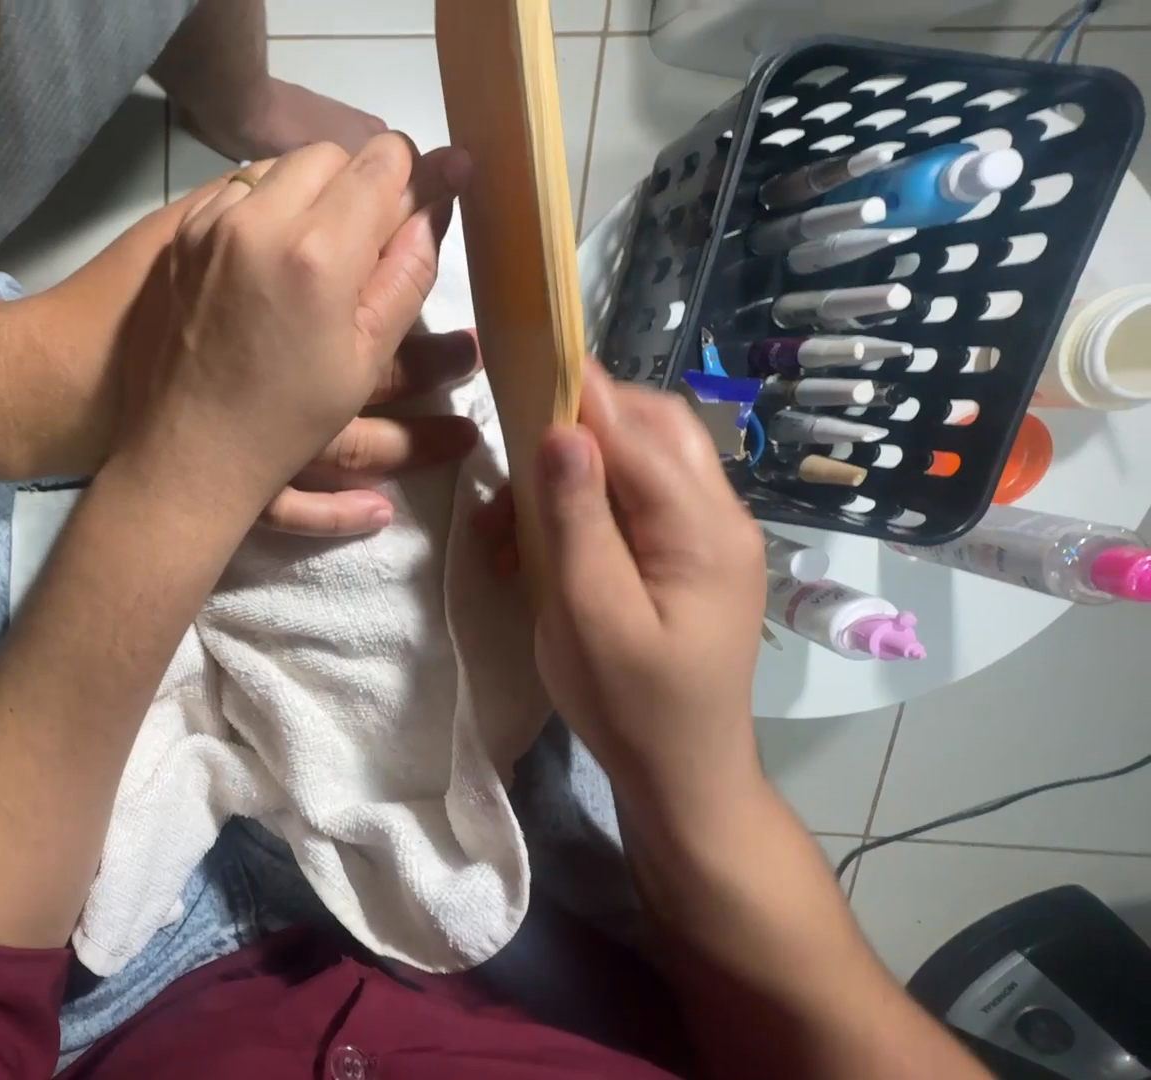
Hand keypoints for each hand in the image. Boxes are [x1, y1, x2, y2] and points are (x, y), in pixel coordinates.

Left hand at [119, 135, 468, 514]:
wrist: (189, 449)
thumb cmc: (287, 420)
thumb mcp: (367, 357)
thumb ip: (409, 271)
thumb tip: (440, 194)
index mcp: (319, 252)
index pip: (385, 161)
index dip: (410, 180)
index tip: (416, 209)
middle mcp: (260, 220)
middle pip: (332, 154)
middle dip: (356, 186)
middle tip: (360, 247)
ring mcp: (212, 224)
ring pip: (281, 167)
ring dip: (307, 195)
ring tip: (309, 258)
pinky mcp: (182, 237)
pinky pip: (236, 191)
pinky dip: (261, 209)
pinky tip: (265, 261)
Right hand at [475, 360, 765, 804]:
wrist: (680, 771)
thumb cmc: (629, 701)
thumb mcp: (590, 613)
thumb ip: (578, 519)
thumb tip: (561, 432)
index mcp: (702, 529)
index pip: (638, 432)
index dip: (581, 392)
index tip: (527, 355)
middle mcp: (717, 518)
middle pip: (653, 430)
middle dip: (580, 425)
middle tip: (514, 450)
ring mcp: (706, 537)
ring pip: (643, 462)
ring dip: (575, 470)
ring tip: (511, 519)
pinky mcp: (687, 556)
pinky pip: (637, 502)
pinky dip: (585, 505)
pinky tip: (541, 543)